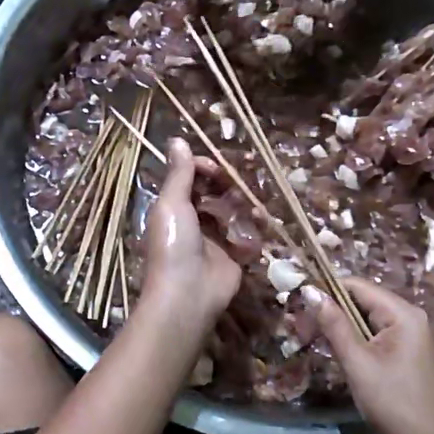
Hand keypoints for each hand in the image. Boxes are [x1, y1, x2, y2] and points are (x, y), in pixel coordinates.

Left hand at [141, 138, 240, 332]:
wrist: (187, 293)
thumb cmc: (173, 244)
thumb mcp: (171, 203)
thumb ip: (178, 174)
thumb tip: (177, 139)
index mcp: (171, 210)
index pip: (189, 180)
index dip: (203, 169)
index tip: (217, 168)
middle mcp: (191, 223)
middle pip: (213, 196)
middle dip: (228, 187)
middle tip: (241, 182)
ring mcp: (212, 241)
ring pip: (232, 214)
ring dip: (243, 207)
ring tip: (253, 202)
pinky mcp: (232, 258)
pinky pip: (246, 237)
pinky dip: (254, 231)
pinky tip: (261, 223)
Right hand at [313, 277, 433, 433]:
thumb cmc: (391, 400)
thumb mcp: (357, 361)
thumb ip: (334, 325)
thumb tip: (311, 292)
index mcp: (404, 315)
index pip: (359, 286)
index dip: (328, 289)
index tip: (299, 300)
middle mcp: (413, 318)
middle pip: (366, 300)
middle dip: (334, 308)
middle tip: (303, 323)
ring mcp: (415, 336)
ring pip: (370, 318)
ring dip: (344, 324)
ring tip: (317, 336)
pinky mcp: (411, 352)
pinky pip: (379, 333)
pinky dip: (358, 337)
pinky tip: (343, 352)